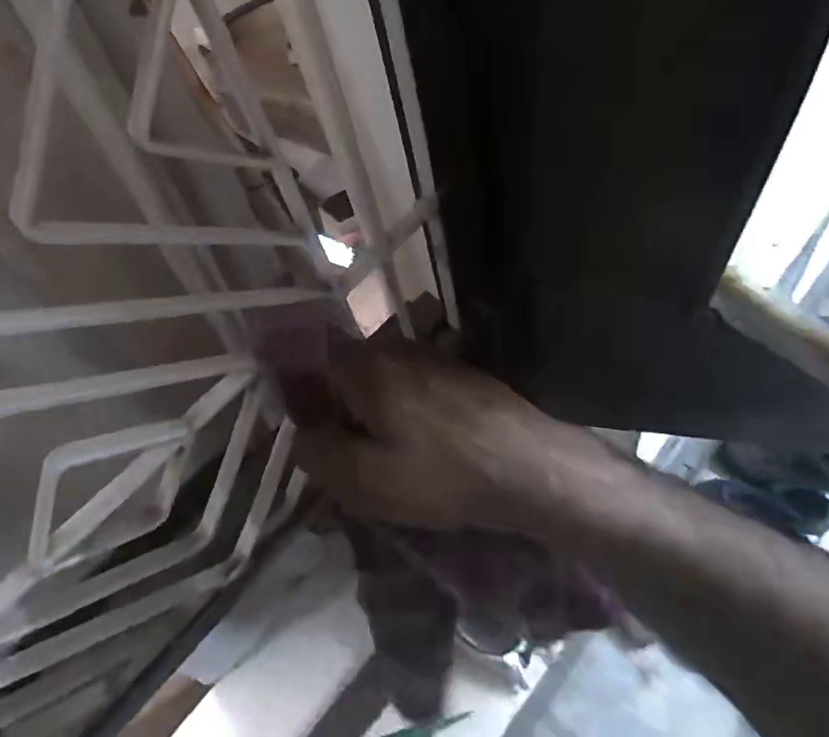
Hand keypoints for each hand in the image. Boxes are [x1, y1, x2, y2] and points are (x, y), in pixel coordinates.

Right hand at [284, 335, 613, 533]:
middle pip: (343, 370)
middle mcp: (392, 348)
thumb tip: (300, 433)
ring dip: (370, 413)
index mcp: (364, 365)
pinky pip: (408, 386)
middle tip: (345, 455)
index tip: (306, 428)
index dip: (298, 391)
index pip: (308, 357)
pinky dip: (401, 412)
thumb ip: (319, 452)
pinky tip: (420, 447)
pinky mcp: (454, 371)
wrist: (530, 466)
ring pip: (377, 380)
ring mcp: (428, 355)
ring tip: (385, 458)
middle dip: (336, 408)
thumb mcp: (365, 481)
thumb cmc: (442, 474)